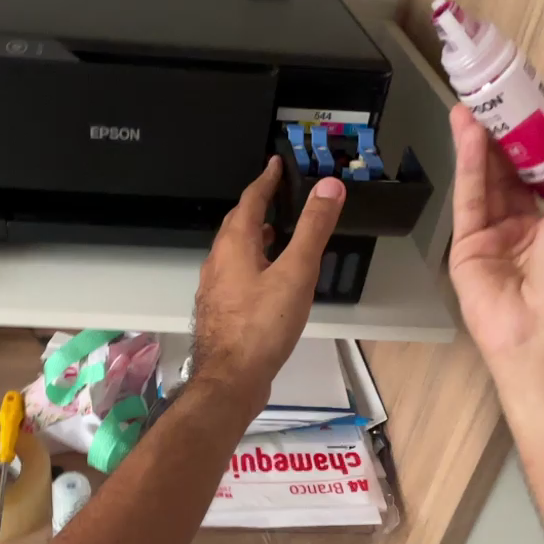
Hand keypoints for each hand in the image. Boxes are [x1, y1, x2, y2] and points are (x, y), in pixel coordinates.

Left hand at [190, 157, 344, 413]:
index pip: (249, 200)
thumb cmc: (262, 325)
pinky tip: (267, 281)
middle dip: (256, 207)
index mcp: (234, 245)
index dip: (265, 181)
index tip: (275, 165)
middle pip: (236, 225)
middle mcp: (218, 262)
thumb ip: (312, 229)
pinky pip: (235, 275)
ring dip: (253, 237)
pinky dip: (252, 264)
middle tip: (276, 196)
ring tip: (275, 234)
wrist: (231, 379)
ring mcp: (215, 289)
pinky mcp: (220, 312)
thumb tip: (328, 186)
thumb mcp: (296, 272)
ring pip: (234, 252)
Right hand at [449, 97, 543, 363]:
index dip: (541, 134)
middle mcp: (528, 226)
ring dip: (480, 142)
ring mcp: (494, 236)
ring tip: (473, 105)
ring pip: (487, 180)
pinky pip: (469, 198)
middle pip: (513, 170)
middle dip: (504, 133)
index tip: (534, 99)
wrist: (541, 332)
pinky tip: (467, 134)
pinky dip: (467, 164)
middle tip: (495, 95)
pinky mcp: (466, 245)